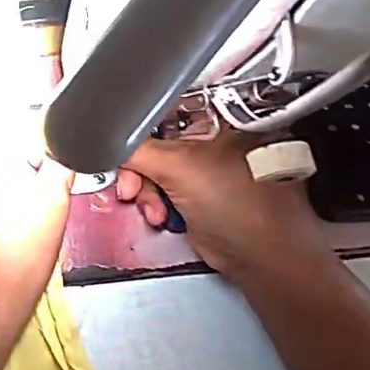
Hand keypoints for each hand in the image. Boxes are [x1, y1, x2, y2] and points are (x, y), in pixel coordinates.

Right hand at [118, 134, 337, 294]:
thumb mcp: (180, 167)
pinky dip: (155, 202)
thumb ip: (137, 149)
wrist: (262, 258)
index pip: (163, 111)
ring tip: (155, 207)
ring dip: (145, 190)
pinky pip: (161, 188)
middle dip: (140, 170)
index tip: (126, 153)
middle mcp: (215, 137)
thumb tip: (107, 141)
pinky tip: (162, 213)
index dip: (139, 133)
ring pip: (154, 168)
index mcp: (220, 116)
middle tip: (134, 187)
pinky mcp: (198, 192)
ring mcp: (207, 166)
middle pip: (154, 142)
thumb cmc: (248, 211)